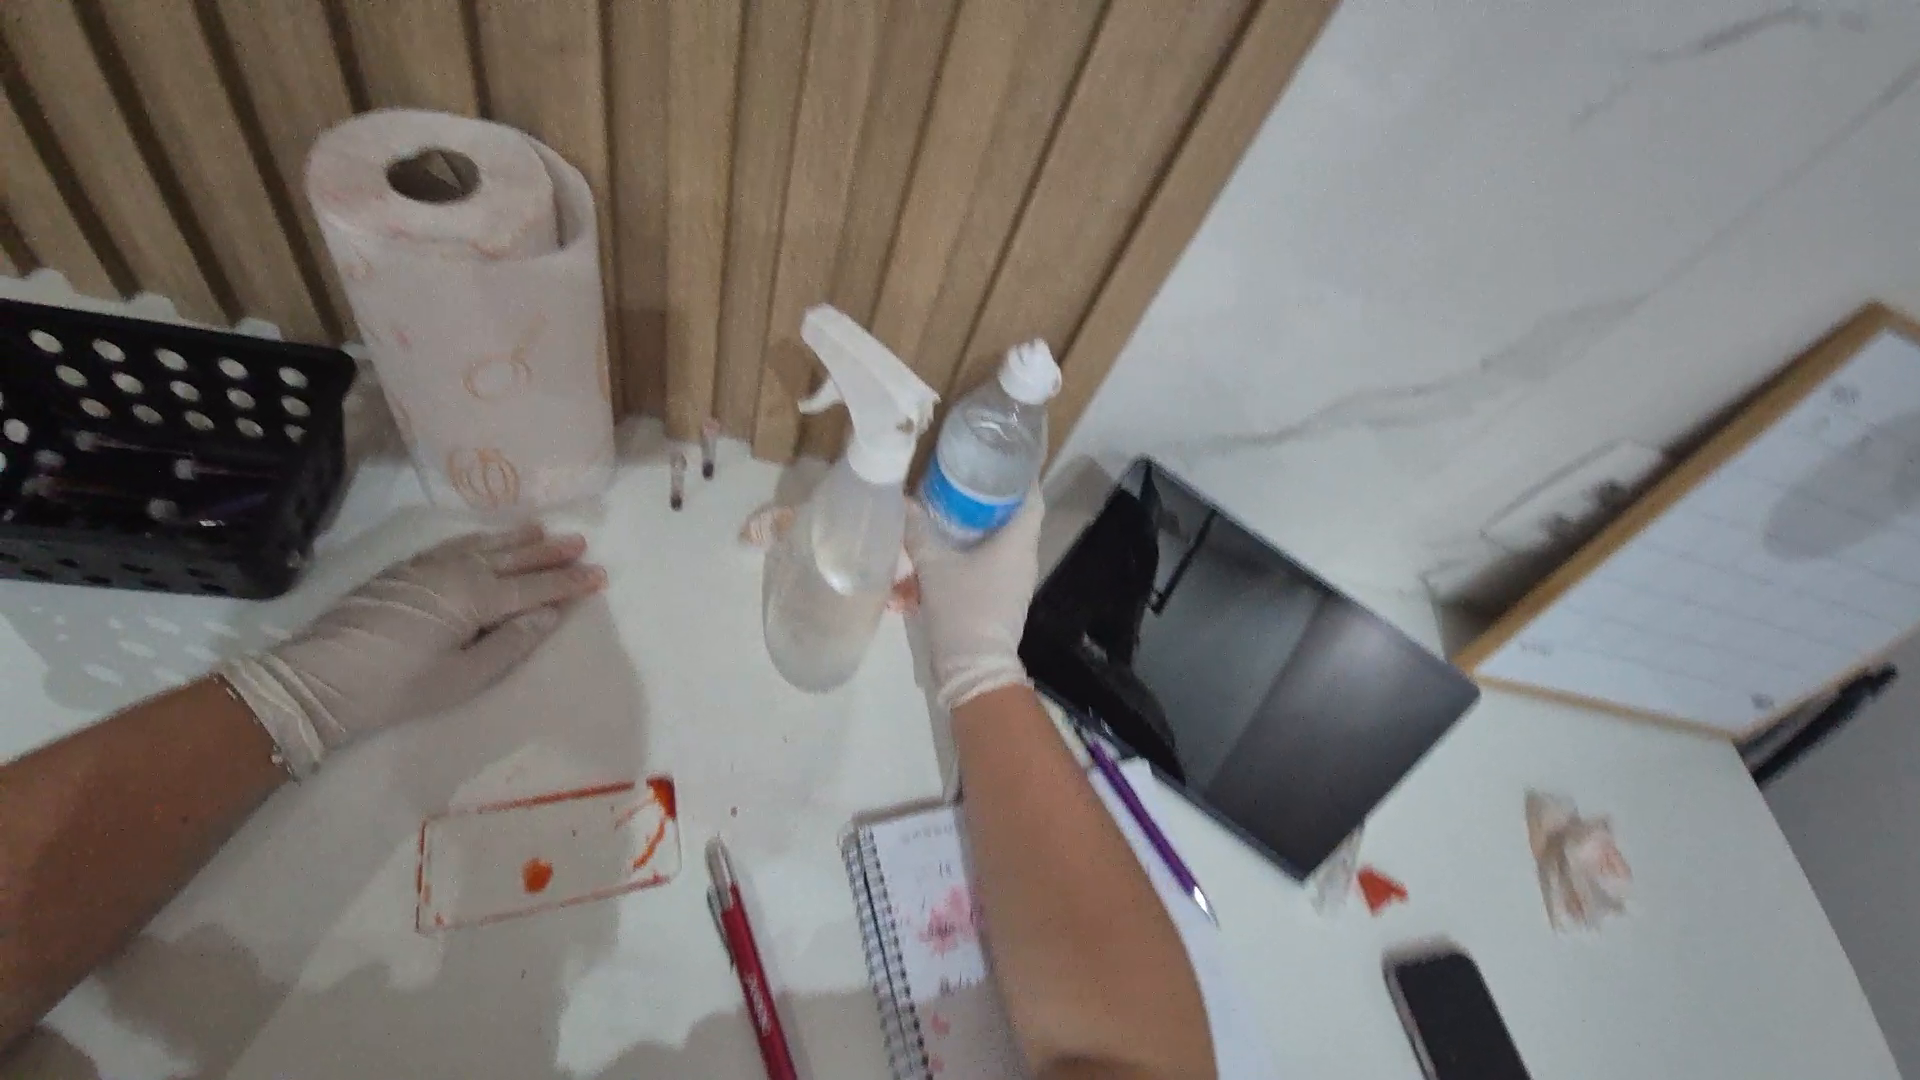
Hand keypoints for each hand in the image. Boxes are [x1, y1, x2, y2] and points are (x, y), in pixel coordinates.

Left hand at [220, 525, 606, 776]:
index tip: (601, 576)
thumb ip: (513, 641)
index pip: (536, 587)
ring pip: (485, 545)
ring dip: (519, 538)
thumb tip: (550, 612)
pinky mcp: (403, 570)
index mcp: (476, 598)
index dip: (571, 583)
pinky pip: (455, 544)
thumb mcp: (465, 676)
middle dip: (551, 553)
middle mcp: (457, 571)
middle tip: (581, 544)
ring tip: (545, 530)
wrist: (314, 681)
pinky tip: (488, 539)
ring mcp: (427, 566)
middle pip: (514, 558)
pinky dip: (482, 538)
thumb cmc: (398, 687)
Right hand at [905, 491, 1042, 712]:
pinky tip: (944, 552)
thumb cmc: (963, 610)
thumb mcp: (934, 568)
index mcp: (1019, 544)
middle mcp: (1024, 559)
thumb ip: (918, 533)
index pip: (1032, 498)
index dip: (1020, 476)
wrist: (974, 669)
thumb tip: (902, 502)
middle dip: (990, 499)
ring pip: (1001, 544)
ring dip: (977, 529)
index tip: (999, 458)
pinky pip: (990, 566)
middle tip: (964, 479)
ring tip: (949, 511)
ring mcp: (1015, 582)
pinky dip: (970, 555)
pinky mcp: (1002, 599)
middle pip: (1015, 518)